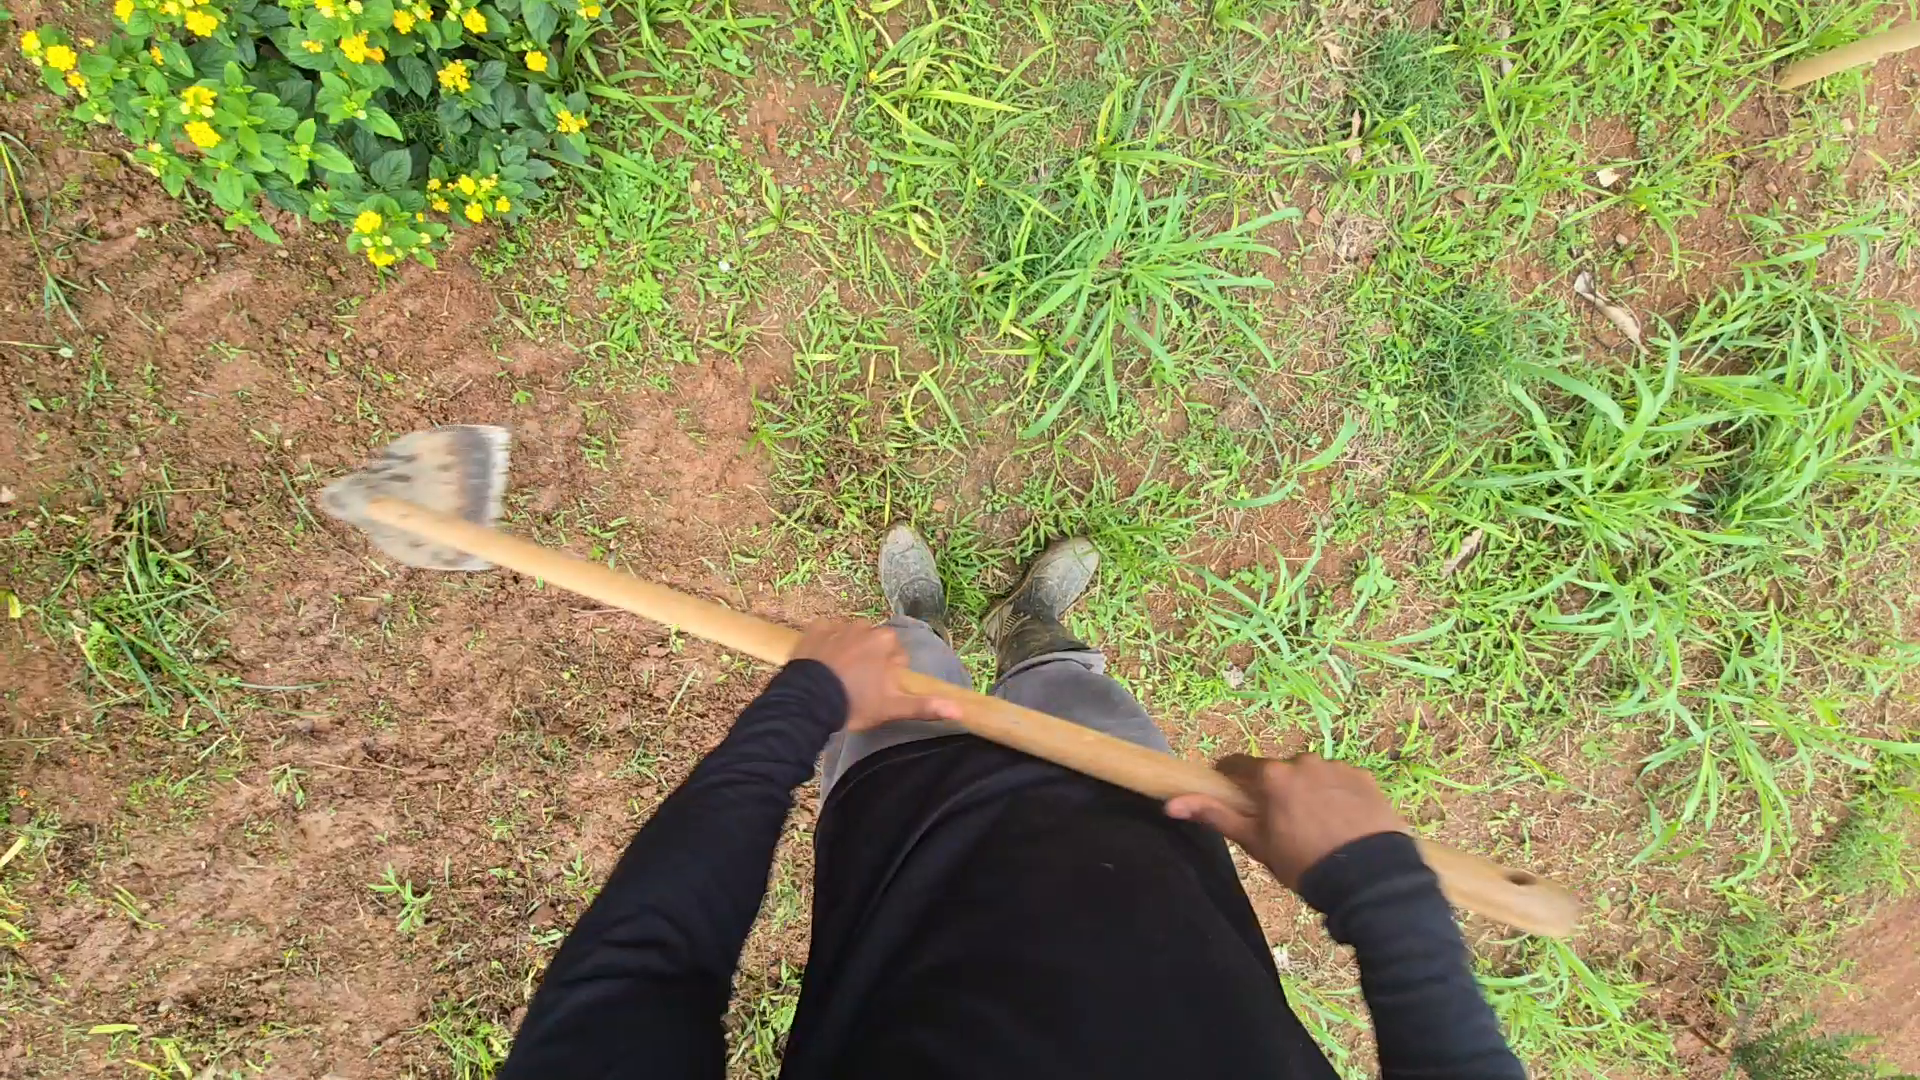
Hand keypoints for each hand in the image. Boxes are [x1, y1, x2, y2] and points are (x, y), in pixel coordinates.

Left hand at [790, 620, 961, 732]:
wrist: (808, 701)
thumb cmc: (855, 703)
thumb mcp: (892, 708)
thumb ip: (925, 706)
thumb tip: (960, 710)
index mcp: (887, 641)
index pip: (897, 656)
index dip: (889, 675)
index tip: (877, 691)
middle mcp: (865, 626)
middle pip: (875, 643)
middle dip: (870, 660)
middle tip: (858, 685)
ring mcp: (838, 625)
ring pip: (851, 636)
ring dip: (849, 650)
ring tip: (839, 676)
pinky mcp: (815, 628)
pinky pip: (826, 632)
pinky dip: (826, 644)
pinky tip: (822, 663)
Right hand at [1165, 753, 1405, 889]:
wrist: (1374, 883)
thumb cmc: (1305, 863)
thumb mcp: (1256, 844)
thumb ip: (1215, 816)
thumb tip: (1171, 804)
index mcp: (1271, 775)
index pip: (1238, 766)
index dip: (1233, 782)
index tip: (1237, 801)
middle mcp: (1302, 761)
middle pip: (1278, 773)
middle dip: (1276, 792)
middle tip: (1284, 826)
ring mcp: (1336, 767)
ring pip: (1311, 776)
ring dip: (1308, 793)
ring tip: (1320, 828)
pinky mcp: (1365, 778)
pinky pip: (1341, 782)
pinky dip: (1338, 797)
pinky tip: (1345, 824)